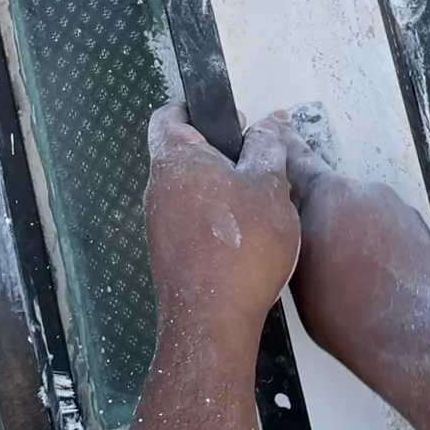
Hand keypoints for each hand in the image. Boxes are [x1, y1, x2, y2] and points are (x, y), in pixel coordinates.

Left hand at [144, 104, 300, 357]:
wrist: (213, 321)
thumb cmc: (242, 249)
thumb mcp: (270, 187)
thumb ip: (267, 147)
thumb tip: (268, 123)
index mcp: (176, 160)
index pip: (170, 115)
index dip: (198, 108)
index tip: (232, 120)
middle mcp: (159, 188)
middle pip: (185, 153)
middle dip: (223, 153)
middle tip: (260, 164)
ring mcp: (160, 221)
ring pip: (192, 188)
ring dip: (224, 188)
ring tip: (260, 204)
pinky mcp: (169, 249)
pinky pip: (192, 219)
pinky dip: (218, 218)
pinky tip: (248, 237)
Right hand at [280, 123, 429, 362]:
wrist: (409, 335)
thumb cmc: (345, 314)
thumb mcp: (297, 273)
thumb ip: (294, 232)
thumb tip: (292, 220)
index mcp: (327, 197)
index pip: (299, 160)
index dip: (285, 145)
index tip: (278, 124)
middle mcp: (363, 192)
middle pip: (332, 193)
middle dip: (321, 215)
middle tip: (316, 247)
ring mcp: (395, 208)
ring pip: (361, 213)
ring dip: (351, 233)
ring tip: (348, 275)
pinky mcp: (418, 228)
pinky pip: (387, 229)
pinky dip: (377, 246)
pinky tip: (372, 277)